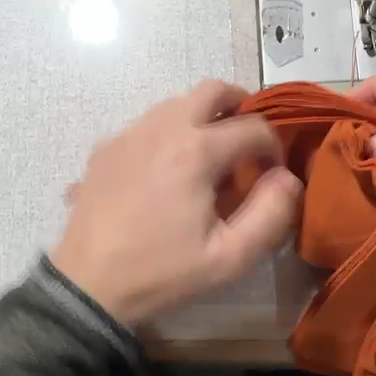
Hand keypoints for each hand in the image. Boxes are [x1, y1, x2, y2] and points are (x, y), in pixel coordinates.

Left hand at [52, 81, 302, 326]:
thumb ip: (271, 213)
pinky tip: (167, 172)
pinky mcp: (105, 147)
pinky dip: (168, 133)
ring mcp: (128, 133)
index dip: (274, 146)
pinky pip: (147, 123)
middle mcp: (161, 128)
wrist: (88, 285)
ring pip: (176, 103)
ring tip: (209, 159)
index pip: (253, 126)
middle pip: (212, 90)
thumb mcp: (229, 257)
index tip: (273, 172)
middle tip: (247, 142)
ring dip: (202, 118)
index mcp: (196, 151)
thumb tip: (287, 178)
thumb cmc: (162, 273)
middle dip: (240, 107)